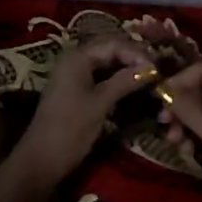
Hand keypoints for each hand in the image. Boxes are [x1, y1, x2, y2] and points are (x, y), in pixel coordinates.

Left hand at [11, 35, 156, 187]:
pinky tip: (131, 86)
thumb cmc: (71, 128)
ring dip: (125, 67)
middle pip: (108, 50)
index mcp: (77, 57)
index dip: (136, 53)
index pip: (113, 44)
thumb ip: (124, 82)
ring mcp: (73, 74)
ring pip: (104, 63)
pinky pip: (99, 76)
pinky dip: (116, 78)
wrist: (42, 158)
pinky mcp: (74, 89)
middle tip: (157, 70)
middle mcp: (74, 59)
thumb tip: (151, 68)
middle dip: (132, 57)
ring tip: (149, 77)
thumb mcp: (100, 103)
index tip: (159, 69)